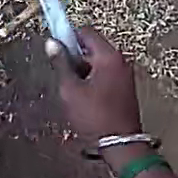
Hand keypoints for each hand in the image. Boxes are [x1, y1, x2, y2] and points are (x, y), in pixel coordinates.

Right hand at [47, 26, 142, 142]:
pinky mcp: (126, 87)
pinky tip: (86, 97)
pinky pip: (107, 73)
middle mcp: (121, 60)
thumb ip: (61, 63)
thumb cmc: (94, 117)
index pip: (86, 32)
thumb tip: (51, 43)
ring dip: (85, 69)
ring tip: (74, 90)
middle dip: (76, 57)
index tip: (56, 50)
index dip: (68, 38)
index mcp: (109, 56)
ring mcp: (126, 74)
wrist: (120, 145)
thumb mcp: (70, 89)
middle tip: (64, 75)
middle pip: (93, 46)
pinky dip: (94, 78)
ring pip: (99, 61)